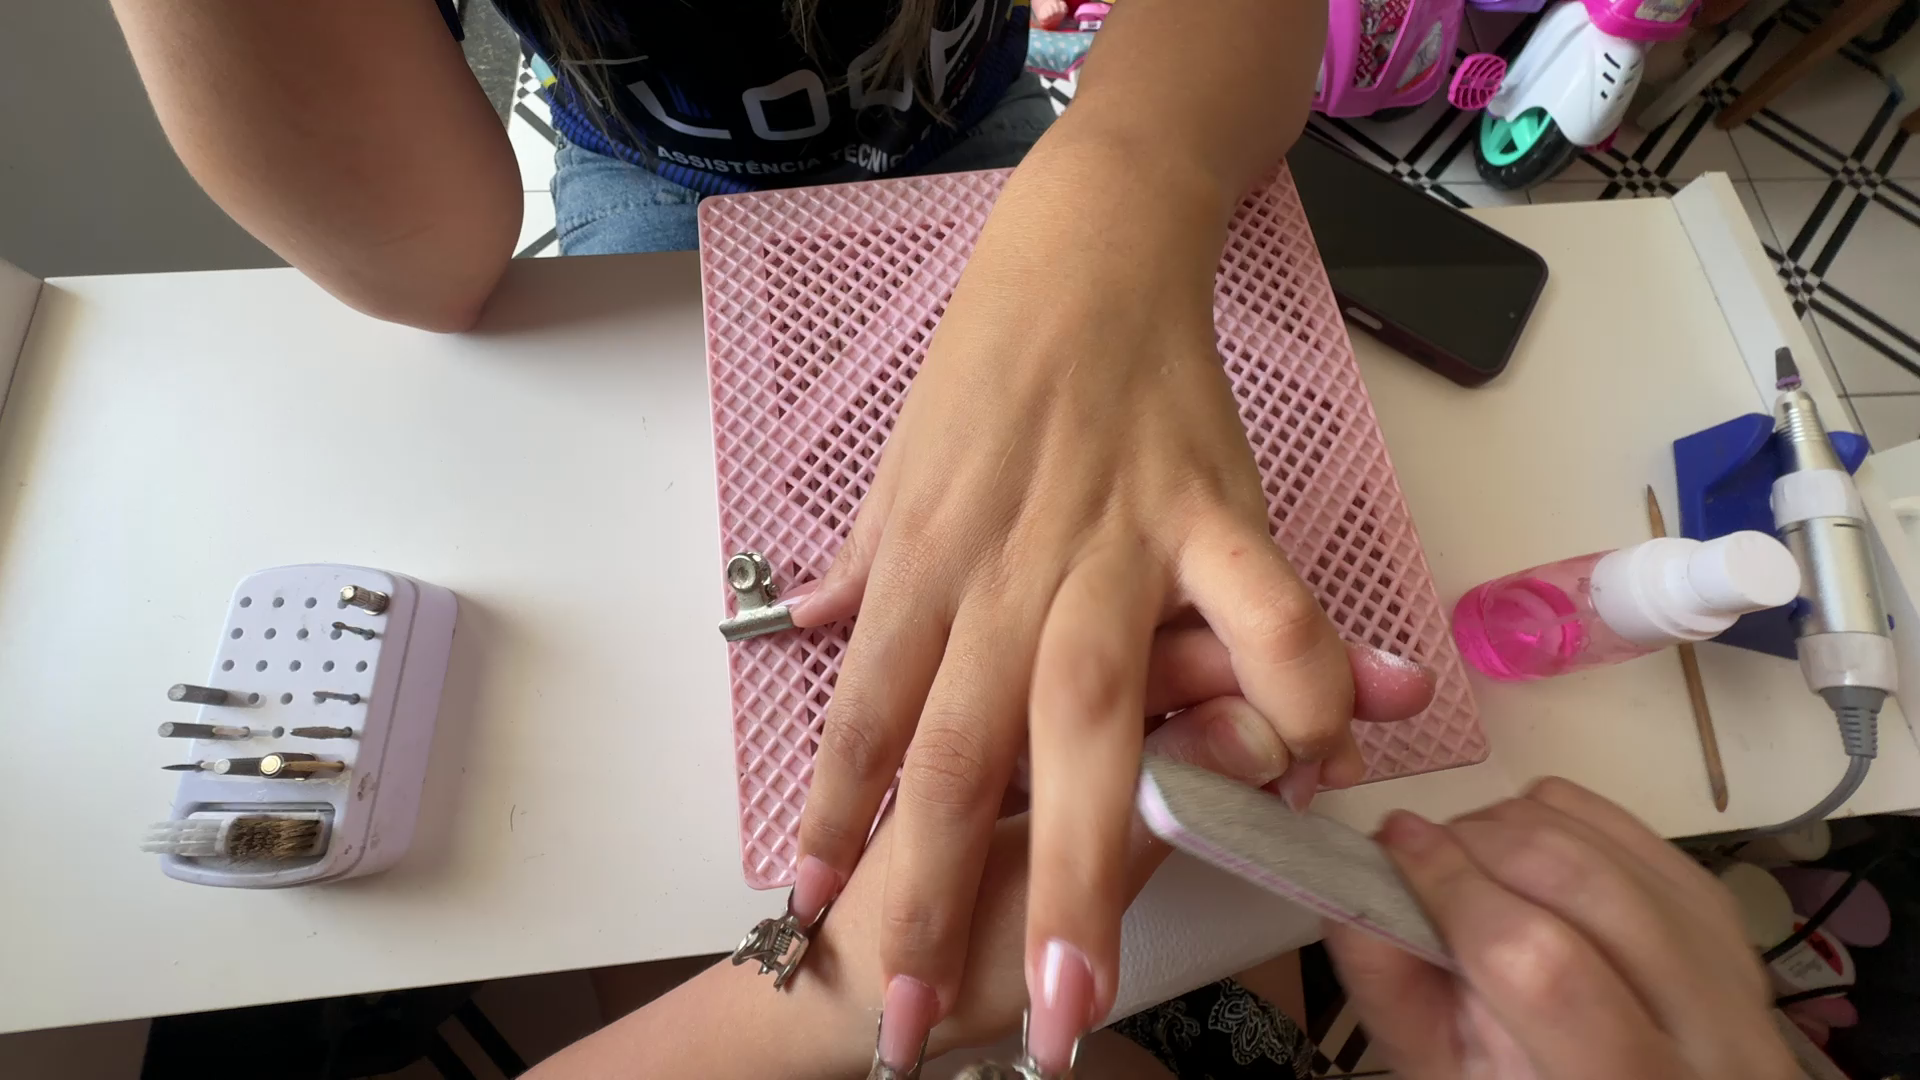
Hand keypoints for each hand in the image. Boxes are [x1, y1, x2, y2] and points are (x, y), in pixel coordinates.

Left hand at [779, 124, 1420, 1069]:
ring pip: (1094, 726)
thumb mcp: (894, 460)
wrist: (1083, 256)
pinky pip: (1271, 630)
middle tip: (919, 1029)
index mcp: (923, 560)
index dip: (833, 820)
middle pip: (961, 756)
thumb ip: (852, 558)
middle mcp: (1006, 575)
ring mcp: (1115, 552)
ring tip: (1081, 997)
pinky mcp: (1216, 519)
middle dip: (939, 903)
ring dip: (1091, 870)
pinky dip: (1294, 710)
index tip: (815, 917)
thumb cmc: (987, 361)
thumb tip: (798, 626)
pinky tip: (1291, 792)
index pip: (863, 714)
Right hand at [1325, 780, 1798, 1079]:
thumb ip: (1382, 976)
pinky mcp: (1714, 910)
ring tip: (1465, 859)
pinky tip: (1518, 852)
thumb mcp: (1428, 1061)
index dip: (1451, 886)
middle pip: (1576, 884)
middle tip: (1421, 856)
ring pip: (1591, 842)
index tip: (1391, 843)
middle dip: (1469, 843)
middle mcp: (1716, 1036)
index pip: (1540, 966)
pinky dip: (1542, 811)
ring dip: (1499, 824)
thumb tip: (1356, 870)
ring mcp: (1728, 965)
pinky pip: (1614, 819)